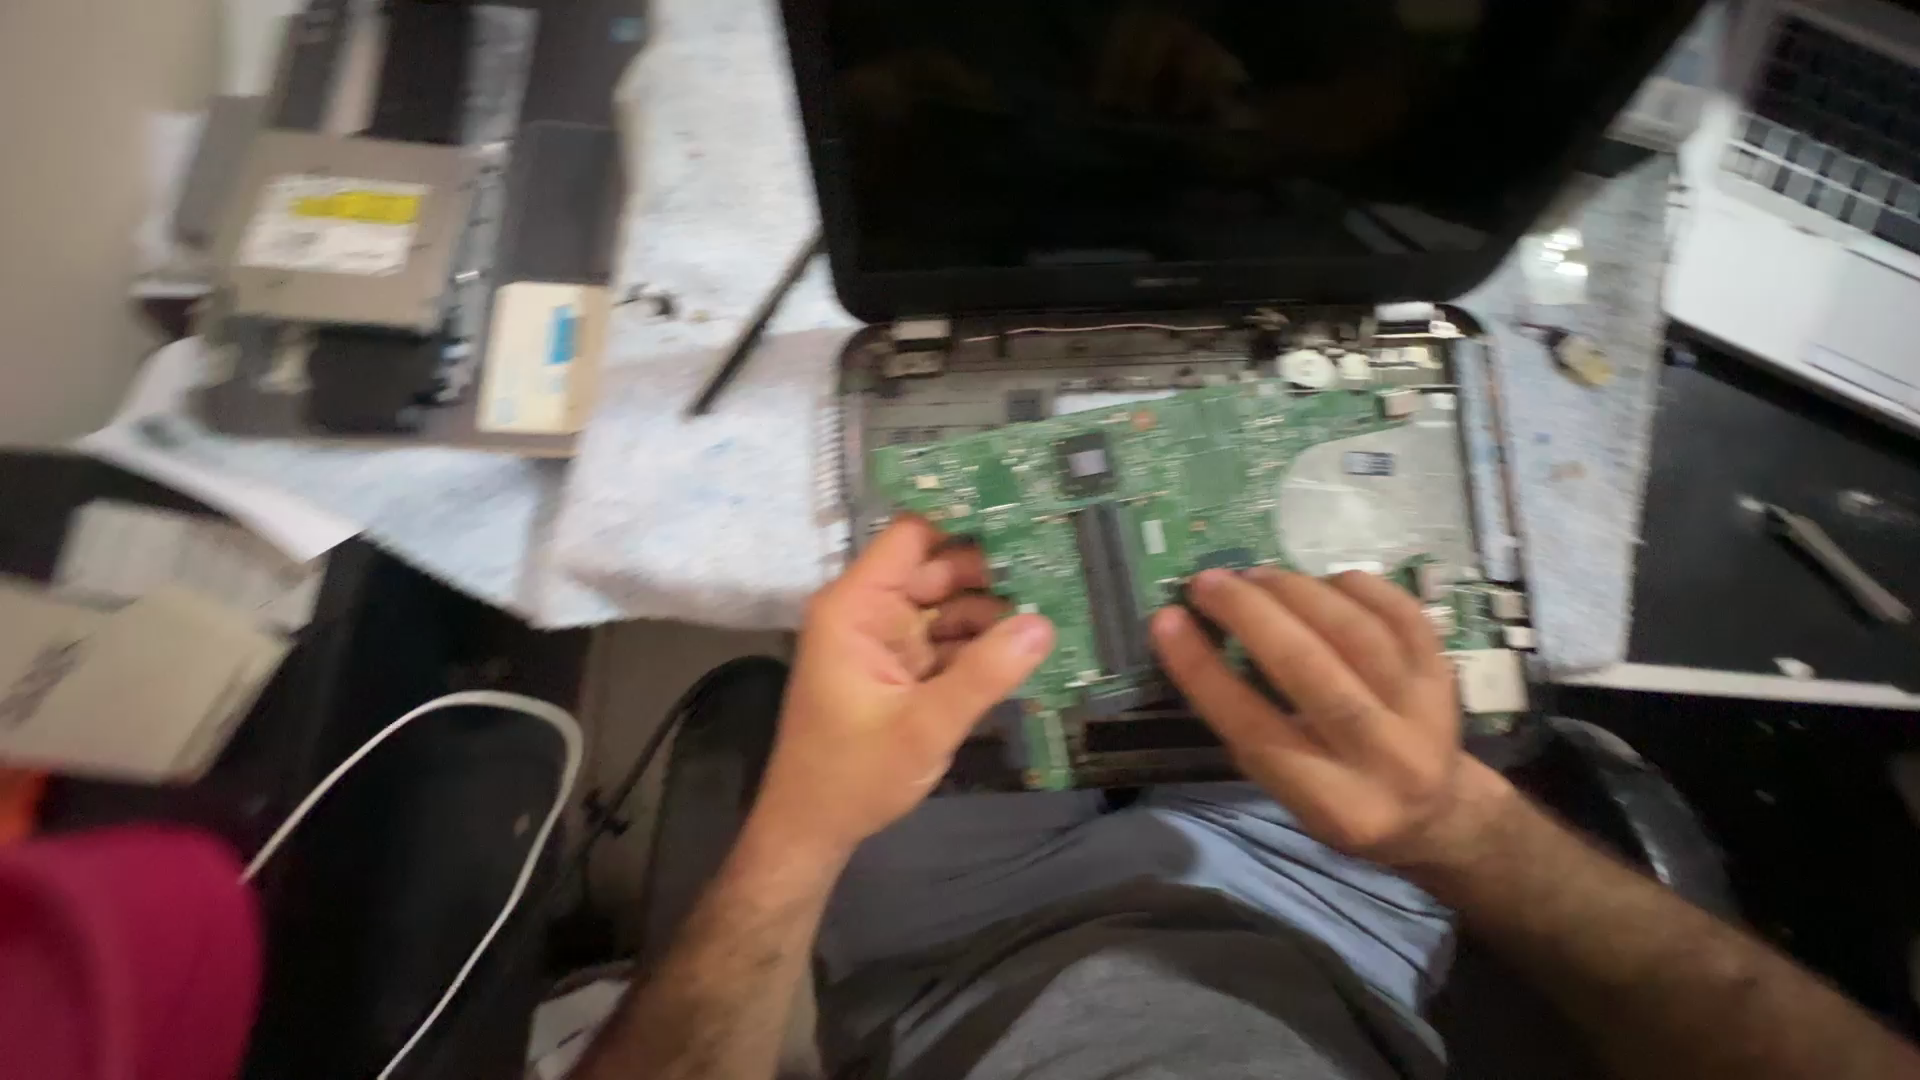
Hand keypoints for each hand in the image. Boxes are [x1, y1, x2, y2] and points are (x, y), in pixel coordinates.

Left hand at [754, 517, 1054, 858]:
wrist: (813, 829)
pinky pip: (948, 639)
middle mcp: (870, 611)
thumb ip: (984, 675)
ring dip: (995, 609)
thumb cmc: (852, 775)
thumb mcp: (924, 727)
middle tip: (1059, 563)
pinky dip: (982, 643)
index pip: (912, 536)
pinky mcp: (901, 667)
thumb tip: (1044, 624)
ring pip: (948, 605)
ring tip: (1057, 603)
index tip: (1023, 512)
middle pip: (938, 568)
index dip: (963, 520)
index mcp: (856, 606)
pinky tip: (1027, 644)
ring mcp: (887, 639)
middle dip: (993, 569)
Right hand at [1151, 567, 1511, 866]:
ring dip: (1295, 591)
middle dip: (1248, 614)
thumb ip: (1247, 723)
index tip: (1165, 620)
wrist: (1437, 814)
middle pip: (1308, 670)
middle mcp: (1383, 759)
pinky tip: (1319, 579)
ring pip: (1355, 633)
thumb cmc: (1336, 797)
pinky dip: (1355, 586)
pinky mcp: (1447, 677)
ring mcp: (1425, 714)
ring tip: (1255, 575)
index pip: (1253, 726)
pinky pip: (1402, 614)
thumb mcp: (1282, 787)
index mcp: (1331, 802)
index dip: (1202, 669)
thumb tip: (1199, 637)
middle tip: (1206, 583)